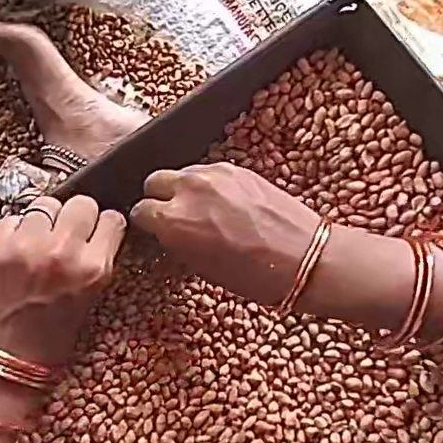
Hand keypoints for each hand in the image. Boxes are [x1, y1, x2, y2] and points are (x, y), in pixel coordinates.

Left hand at [0, 194, 127, 365]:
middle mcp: (62, 252)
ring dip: (42, 220)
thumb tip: (94, 226)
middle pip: (81, 203)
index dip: (102, 226)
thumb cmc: (51, 334)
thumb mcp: (90, 296)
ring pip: (44, 204)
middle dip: (75, 216)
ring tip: (35, 244)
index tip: (95, 232)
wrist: (6, 358)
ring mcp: (25, 246)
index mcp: (93, 268)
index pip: (111, 219)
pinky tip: (12, 254)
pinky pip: (11, 218)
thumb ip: (96, 258)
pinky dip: (13, 231)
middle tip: (64, 234)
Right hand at [129, 163, 320, 305]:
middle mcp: (188, 190)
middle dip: (159, 197)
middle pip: (155, 181)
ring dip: (183, 188)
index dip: (146, 222)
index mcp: (173, 220)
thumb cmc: (254, 274)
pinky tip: (222, 203)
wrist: (302, 258)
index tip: (153, 228)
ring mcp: (214, 174)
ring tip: (200, 209)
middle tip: (171, 215)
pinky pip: (208, 171)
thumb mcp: (201, 267)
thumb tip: (166, 231)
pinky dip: (208, 184)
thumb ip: (176, 241)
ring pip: (182, 173)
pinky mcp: (236, 168)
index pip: (140, 211)